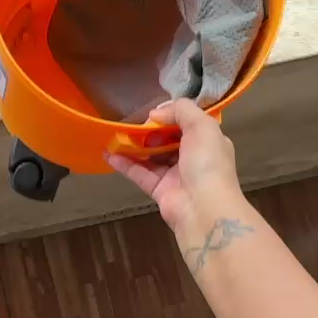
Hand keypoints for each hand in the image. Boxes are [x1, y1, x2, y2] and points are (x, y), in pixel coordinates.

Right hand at [106, 99, 244, 237]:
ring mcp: (175, 175)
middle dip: (151, 132)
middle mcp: (192, 158)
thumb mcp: (202, 125)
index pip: (188, 125)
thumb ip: (181, 110)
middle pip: (168, 140)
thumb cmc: (207, 162)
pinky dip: (125, 164)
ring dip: (135, 146)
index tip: (153, 114)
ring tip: (116, 137)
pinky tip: (109, 155)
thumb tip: (156, 113)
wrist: (204, 207)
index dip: (171, 117)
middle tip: (134, 125)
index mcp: (208, 141)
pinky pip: (140, 173)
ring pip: (152, 157)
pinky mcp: (159, 190)